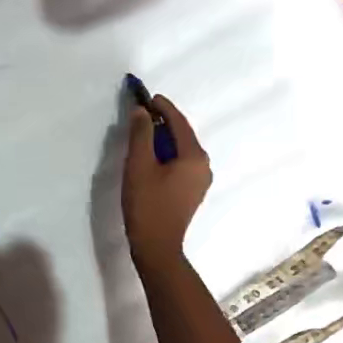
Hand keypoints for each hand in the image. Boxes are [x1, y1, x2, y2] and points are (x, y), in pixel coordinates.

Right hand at [123, 94, 210, 261]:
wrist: (157, 246)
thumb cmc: (147, 204)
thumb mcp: (139, 165)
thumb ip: (141, 134)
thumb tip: (142, 112)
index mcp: (195, 156)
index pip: (179, 122)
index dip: (162, 107)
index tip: (147, 96)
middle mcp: (204, 165)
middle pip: (182, 135)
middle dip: (162, 122)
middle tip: (141, 114)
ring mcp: (200, 181)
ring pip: (181, 150)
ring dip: (163, 139)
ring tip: (142, 134)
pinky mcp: (192, 192)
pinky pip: (181, 164)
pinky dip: (167, 155)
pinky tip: (151, 158)